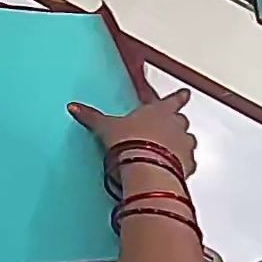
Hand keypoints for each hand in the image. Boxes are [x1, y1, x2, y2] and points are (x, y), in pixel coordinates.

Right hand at [68, 89, 197, 175]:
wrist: (145, 167)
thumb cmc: (129, 142)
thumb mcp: (106, 127)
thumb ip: (92, 117)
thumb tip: (74, 107)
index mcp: (159, 110)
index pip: (173, 99)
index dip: (178, 97)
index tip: (185, 93)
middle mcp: (176, 125)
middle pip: (181, 120)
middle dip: (175, 124)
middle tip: (165, 130)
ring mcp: (184, 145)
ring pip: (187, 141)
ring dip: (179, 144)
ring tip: (166, 152)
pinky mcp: (187, 165)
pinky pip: (187, 163)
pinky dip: (181, 164)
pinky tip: (170, 168)